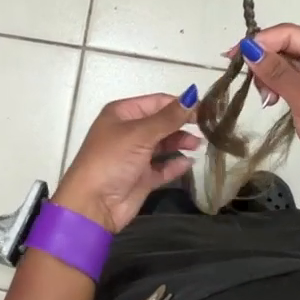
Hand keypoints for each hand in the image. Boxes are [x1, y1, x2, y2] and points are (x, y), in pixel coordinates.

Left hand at [54, 90, 201, 232]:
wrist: (93, 204)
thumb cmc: (112, 160)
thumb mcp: (140, 134)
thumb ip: (168, 117)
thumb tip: (192, 95)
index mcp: (123, 114)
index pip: (156, 102)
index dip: (179, 104)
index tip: (204, 109)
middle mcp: (129, 132)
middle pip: (161, 123)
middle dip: (182, 124)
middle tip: (206, 128)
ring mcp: (135, 155)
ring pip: (164, 144)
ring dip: (181, 143)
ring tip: (198, 145)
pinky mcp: (141, 177)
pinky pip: (163, 167)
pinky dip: (175, 164)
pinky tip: (189, 163)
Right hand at [233, 25, 299, 187]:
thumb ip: (277, 72)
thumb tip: (248, 48)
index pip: (289, 33)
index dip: (261, 41)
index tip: (235, 55)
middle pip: (285, 46)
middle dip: (264, 60)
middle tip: (247, 80)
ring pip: (283, 63)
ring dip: (268, 76)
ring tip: (264, 97)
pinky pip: (287, 80)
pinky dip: (274, 87)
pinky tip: (269, 101)